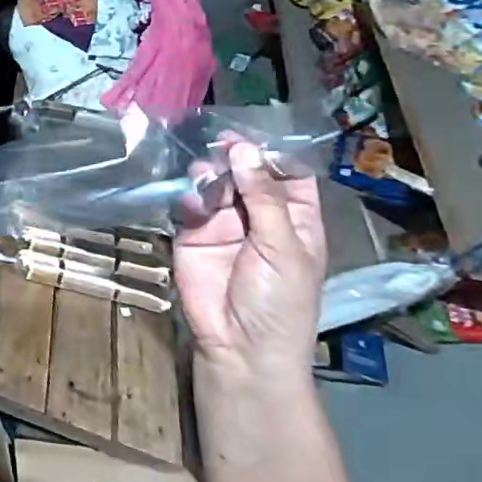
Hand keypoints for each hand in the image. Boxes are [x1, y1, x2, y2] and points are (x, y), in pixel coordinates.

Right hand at [174, 138, 326, 382]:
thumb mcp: (283, 248)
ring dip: (209, 173)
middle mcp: (258, 215)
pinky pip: (187, 202)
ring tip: (205, 175)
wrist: (239, 345)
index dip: (271, 153)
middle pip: (246, 172)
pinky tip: (190, 197)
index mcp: (294, 218)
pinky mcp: (190, 232)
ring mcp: (222, 222)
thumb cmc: (279, 301)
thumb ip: (262, 197)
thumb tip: (243, 149)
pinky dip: (186, 194)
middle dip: (234, 158)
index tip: (251, 136)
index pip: (287, 174)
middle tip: (219, 146)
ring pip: (214, 182)